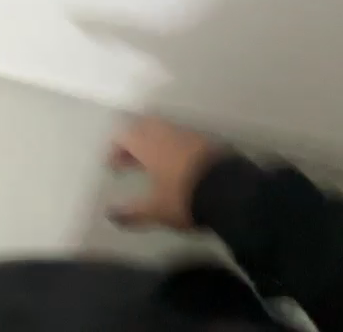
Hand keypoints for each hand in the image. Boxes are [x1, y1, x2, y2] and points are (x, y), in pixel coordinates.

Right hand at [107, 115, 223, 230]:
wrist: (232, 191)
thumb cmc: (185, 197)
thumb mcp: (156, 210)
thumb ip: (132, 212)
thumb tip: (110, 215)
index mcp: (147, 143)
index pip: (123, 136)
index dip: (115, 150)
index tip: (112, 165)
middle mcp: (165, 132)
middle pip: (142, 127)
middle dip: (133, 142)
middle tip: (130, 161)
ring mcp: (188, 133)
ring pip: (164, 131)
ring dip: (154, 143)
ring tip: (155, 164)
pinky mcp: (208, 140)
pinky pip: (183, 137)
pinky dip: (175, 147)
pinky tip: (180, 166)